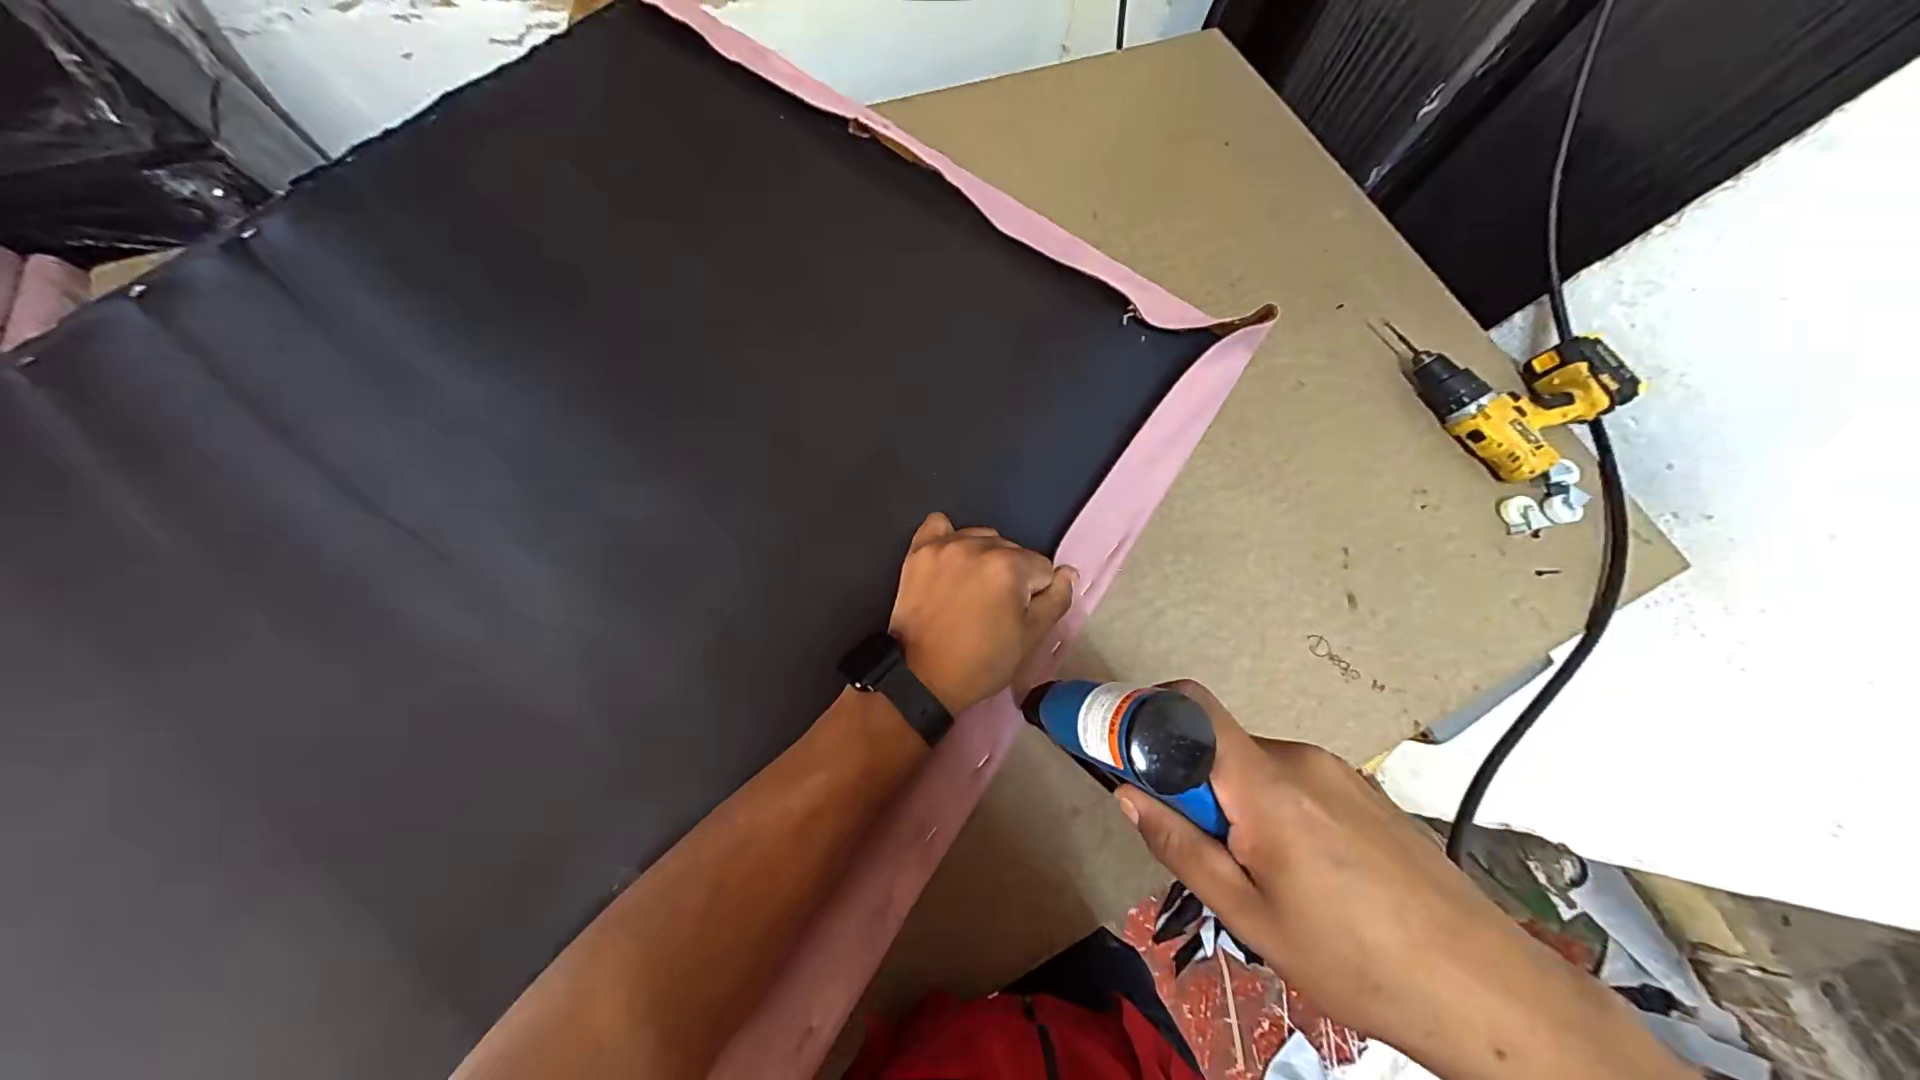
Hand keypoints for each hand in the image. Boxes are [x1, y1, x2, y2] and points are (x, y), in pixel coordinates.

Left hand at [887, 513, 1076, 714]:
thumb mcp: (1030, 638)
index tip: (1017, 617)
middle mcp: (978, 546)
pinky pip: (938, 526)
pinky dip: (948, 538)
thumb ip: (1056, 600)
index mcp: (1010, 566)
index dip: (1035, 595)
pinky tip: (950, 560)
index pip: (1042, 569)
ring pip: (981, 539)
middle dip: (1011, 576)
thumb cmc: (981, 662)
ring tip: (971, 591)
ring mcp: (945, 546)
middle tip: (994, 610)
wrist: (922, 678)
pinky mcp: (918, 553)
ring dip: (983, 559)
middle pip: (1012, 551)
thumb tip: (1068, 572)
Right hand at [1115, 681, 1695, 1079]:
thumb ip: (1180, 845)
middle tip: (1200, 845)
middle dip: (1192, 782)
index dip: (1146, 713)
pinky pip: (1295, 781)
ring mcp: (1340, 772)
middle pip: (1220, 744)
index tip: (1120, 748)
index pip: (1192, 705)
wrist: (1490, 993)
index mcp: (1266, 783)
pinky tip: (1306, 871)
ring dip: (1235, 799)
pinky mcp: (1365, 791)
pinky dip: (1273, 806)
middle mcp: (1301, 758)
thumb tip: (1126, 792)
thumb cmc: (1353, 958)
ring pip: (1256, 766)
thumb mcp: (1248, 915)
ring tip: (1260, 872)